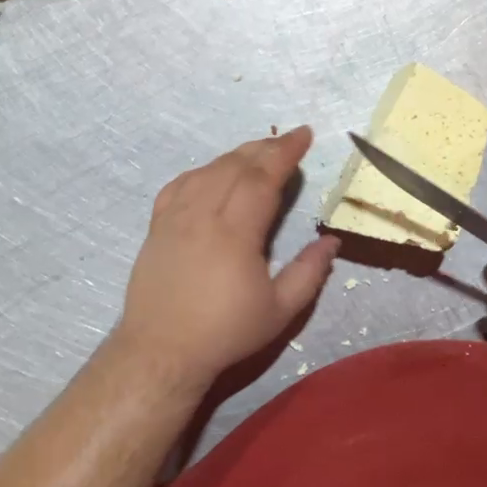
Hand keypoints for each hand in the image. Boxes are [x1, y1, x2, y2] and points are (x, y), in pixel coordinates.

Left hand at [112, 128, 339, 385]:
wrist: (162, 350)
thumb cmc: (226, 333)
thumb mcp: (279, 311)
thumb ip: (309, 273)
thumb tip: (331, 242)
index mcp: (235, 233)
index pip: (262, 178)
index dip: (284, 153)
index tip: (304, 135)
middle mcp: (202, 216)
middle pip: (234, 167)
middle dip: (264, 148)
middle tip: (287, 142)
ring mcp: (174, 219)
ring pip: (205, 171)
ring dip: (234, 156)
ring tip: (255, 153)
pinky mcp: (156, 229)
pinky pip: (178, 185)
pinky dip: (201, 172)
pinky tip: (211, 174)